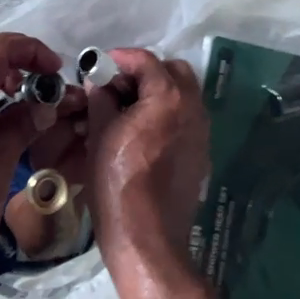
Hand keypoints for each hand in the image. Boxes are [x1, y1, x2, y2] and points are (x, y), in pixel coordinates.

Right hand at [86, 49, 212, 298]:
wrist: (147, 240)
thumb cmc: (118, 182)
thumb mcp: (100, 134)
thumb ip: (100, 99)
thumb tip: (98, 82)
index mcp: (169, 96)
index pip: (146, 60)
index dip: (121, 58)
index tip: (100, 64)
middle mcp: (193, 108)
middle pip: (173, 72)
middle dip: (146, 73)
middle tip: (118, 87)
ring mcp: (201, 133)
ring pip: (183, 96)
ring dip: (158, 93)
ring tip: (128, 110)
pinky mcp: (201, 155)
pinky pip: (186, 120)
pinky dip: (167, 116)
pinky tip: (143, 134)